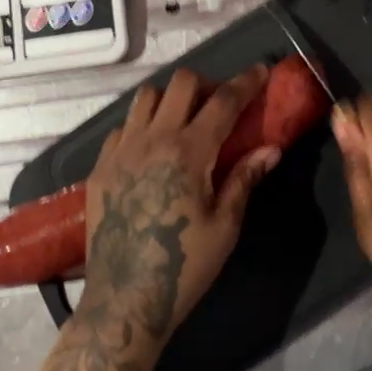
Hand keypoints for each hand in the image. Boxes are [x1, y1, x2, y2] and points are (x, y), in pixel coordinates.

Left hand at [81, 65, 282, 342]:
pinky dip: (142, 126)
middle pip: (181, 84)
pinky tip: (151, 151)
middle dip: (206, 85)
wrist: (125, 301)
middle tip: (219, 106)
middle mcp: (152, 139)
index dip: (245, 82)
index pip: (223, 102)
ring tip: (183, 123)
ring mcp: (121, 150)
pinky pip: (122, 127)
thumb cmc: (184, 266)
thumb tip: (271, 149)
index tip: (260, 70)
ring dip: (170, 100)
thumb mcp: (225, 226)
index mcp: (188, 151)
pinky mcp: (100, 166)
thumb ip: (244, 179)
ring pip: (146, 97)